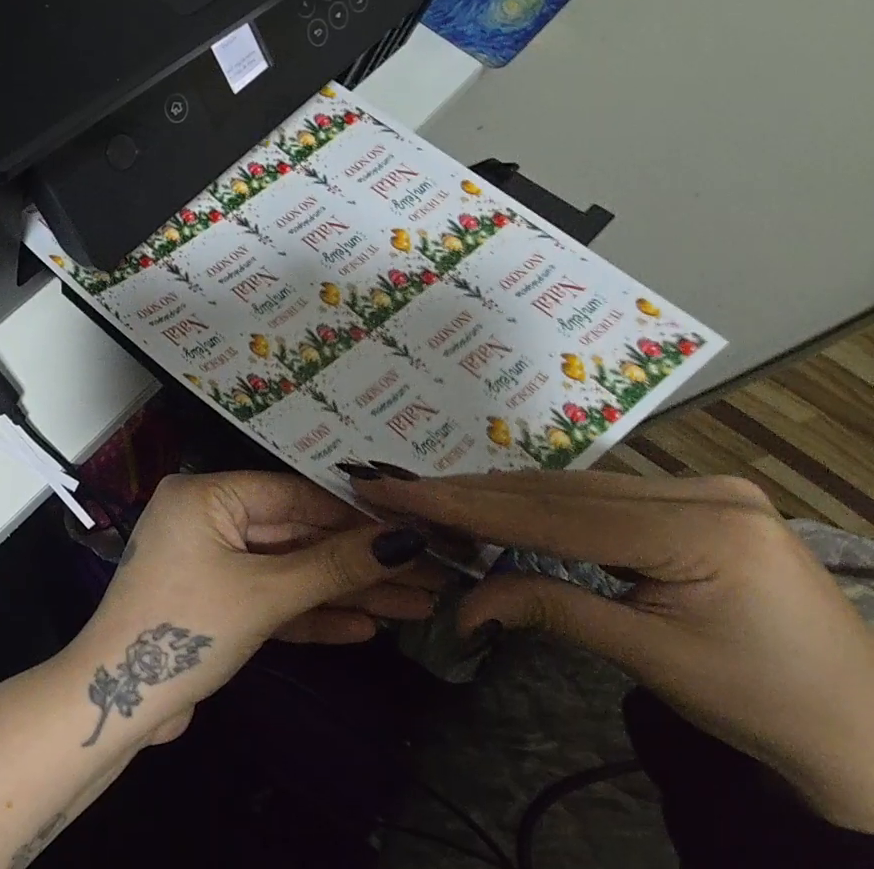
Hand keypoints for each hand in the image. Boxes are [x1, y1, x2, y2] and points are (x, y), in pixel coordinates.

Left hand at [63, 472, 443, 743]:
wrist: (123, 696)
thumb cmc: (187, 627)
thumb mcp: (266, 593)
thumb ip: (335, 566)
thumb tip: (406, 540)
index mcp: (203, 497)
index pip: (291, 494)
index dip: (355, 514)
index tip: (417, 526)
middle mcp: (202, 519)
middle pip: (294, 533)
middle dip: (359, 558)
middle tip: (431, 572)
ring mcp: (205, 561)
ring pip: (286, 569)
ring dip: (344, 589)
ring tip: (418, 604)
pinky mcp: (212, 602)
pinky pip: (268, 598)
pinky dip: (310, 612)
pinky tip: (365, 626)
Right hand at [352, 467, 873, 830]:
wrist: (866, 732)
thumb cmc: (767, 704)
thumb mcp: (649, 657)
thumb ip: (549, 608)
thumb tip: (461, 604)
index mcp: (704, 529)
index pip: (552, 513)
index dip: (463, 505)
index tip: (393, 492)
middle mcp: (706, 492)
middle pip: (557, 489)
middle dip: (470, 494)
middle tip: (395, 492)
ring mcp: (707, 492)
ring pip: (573, 487)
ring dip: (498, 497)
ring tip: (428, 501)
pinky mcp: (701, 505)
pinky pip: (598, 497)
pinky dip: (538, 505)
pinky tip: (495, 508)